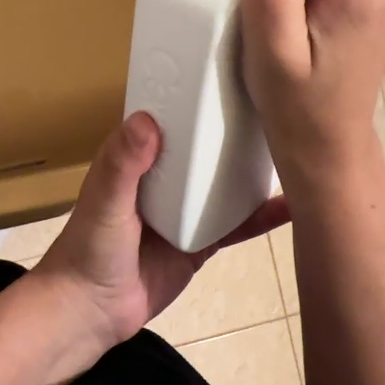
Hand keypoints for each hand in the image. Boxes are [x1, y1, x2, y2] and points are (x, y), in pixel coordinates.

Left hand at [31, 113, 291, 349]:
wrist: (92, 312)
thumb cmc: (90, 248)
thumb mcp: (105, 201)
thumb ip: (123, 164)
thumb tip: (148, 118)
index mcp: (134, 157)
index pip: (167, 118)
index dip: (193, 98)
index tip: (229, 73)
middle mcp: (161, 177)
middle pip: (201, 147)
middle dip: (231, 129)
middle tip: (279, 107)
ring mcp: (184, 211)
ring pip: (222, 183)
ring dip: (249, 170)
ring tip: (294, 150)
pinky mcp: (200, 243)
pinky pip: (235, 224)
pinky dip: (260, 216)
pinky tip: (291, 207)